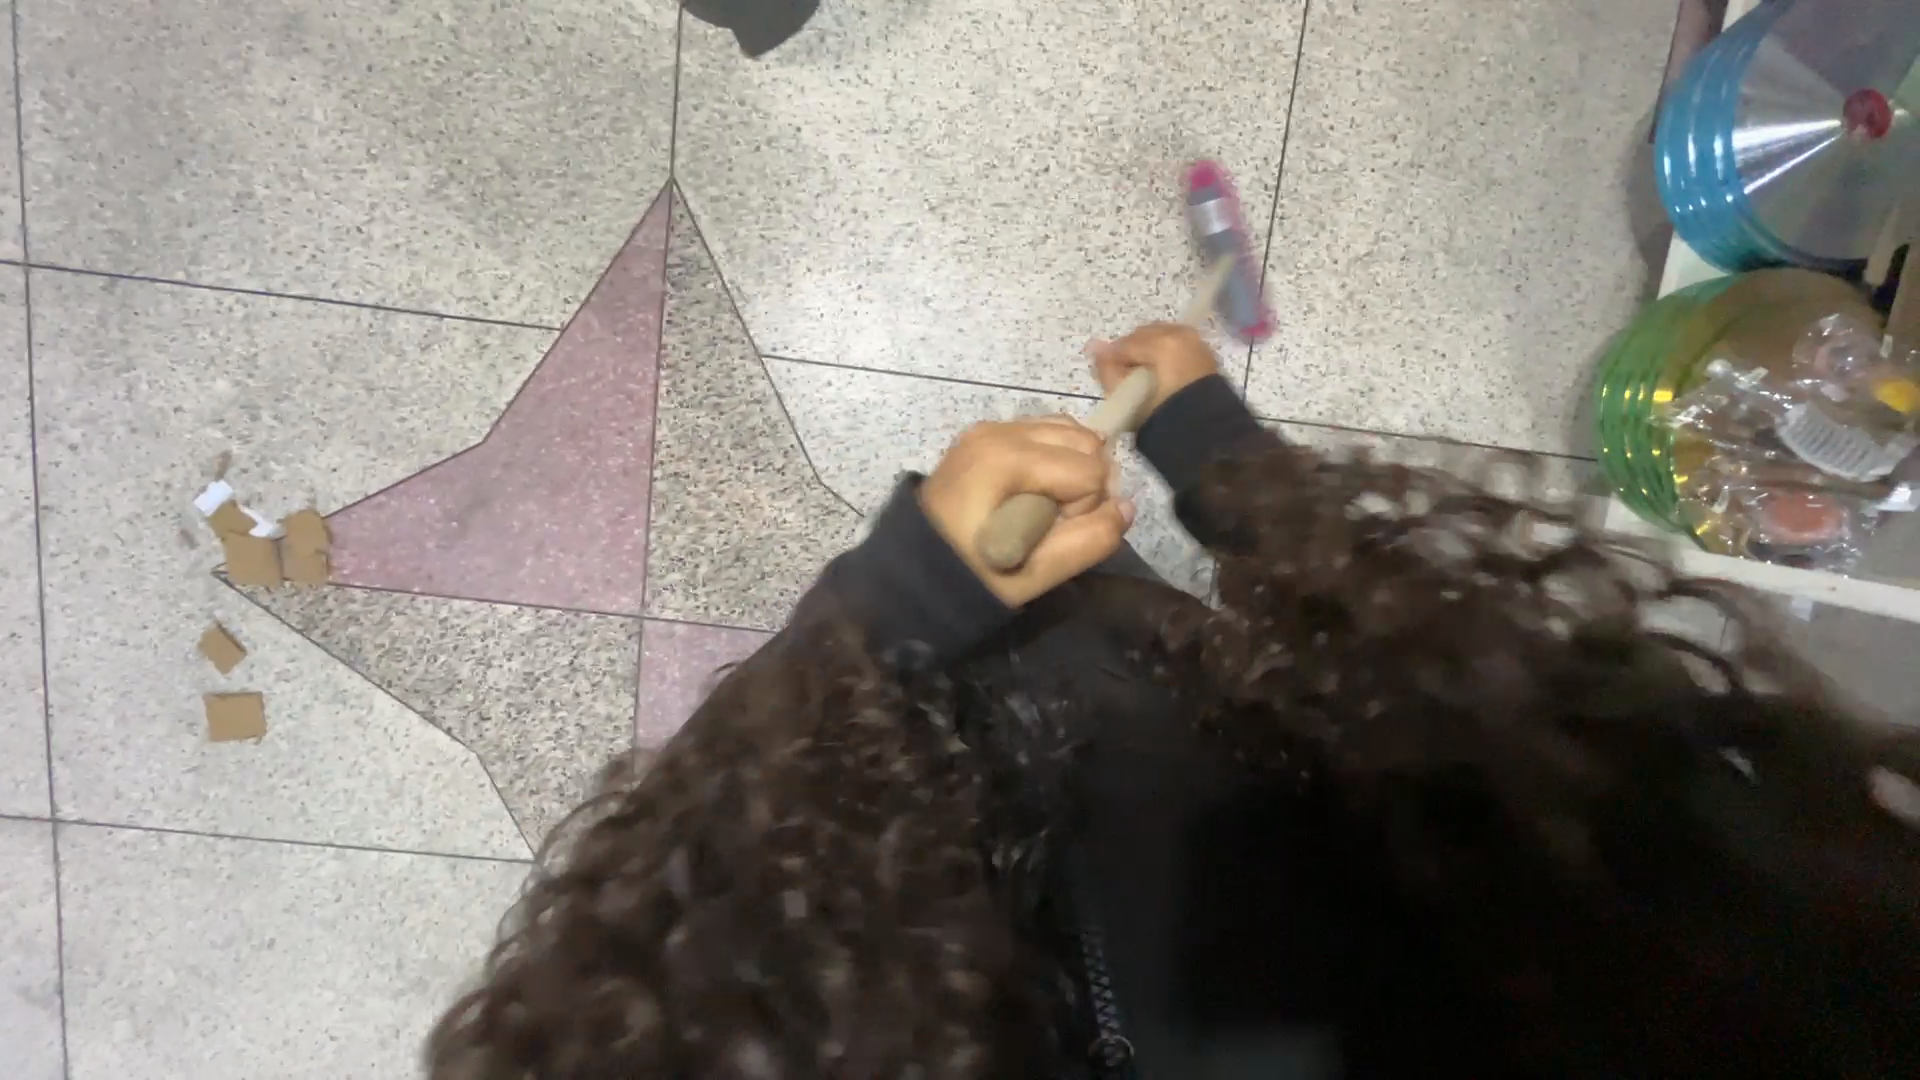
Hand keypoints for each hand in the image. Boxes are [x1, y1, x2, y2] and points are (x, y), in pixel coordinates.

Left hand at [919, 416, 1135, 606]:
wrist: (910, 572)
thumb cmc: (969, 577)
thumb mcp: (1033, 575)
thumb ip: (1088, 542)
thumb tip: (1126, 507)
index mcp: (1004, 458)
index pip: (1090, 472)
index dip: (1084, 510)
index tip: (1048, 536)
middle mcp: (996, 430)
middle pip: (1086, 442)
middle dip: (1083, 485)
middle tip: (1049, 522)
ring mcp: (988, 428)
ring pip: (1070, 432)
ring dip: (1072, 469)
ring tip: (1041, 506)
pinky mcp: (985, 434)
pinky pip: (1045, 432)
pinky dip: (1054, 458)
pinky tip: (1033, 490)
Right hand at [1088, 322, 1221, 416]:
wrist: (1204, 431)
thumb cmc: (1161, 415)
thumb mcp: (1127, 395)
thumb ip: (1107, 369)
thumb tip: (1093, 346)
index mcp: (1162, 343)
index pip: (1125, 344)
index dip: (1110, 358)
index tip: (1105, 374)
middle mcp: (1180, 334)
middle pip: (1143, 334)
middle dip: (1130, 350)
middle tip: (1123, 374)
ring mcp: (1195, 341)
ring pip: (1160, 335)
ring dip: (1147, 350)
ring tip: (1142, 373)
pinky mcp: (1205, 352)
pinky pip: (1177, 343)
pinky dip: (1165, 353)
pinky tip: (1159, 372)